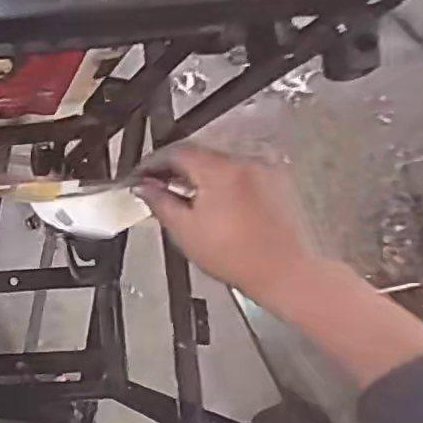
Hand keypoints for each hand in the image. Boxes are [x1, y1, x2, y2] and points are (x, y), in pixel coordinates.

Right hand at [139, 144, 422, 387]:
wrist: (283, 271)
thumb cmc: (237, 255)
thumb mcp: (183, 229)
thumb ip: (159, 201)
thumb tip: (144, 188)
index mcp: (220, 171)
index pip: (177, 151)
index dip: (152, 163)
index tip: (140, 175)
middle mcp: (246, 162)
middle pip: (199, 154)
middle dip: (172, 168)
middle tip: (153, 185)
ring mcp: (264, 170)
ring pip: (218, 163)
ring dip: (195, 175)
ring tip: (178, 195)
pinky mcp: (276, 181)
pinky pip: (237, 172)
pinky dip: (217, 181)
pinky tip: (207, 200)